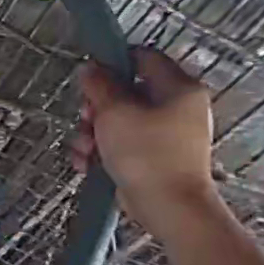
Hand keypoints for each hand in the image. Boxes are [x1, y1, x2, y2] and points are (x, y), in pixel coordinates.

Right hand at [72, 46, 222, 238]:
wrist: (168, 207)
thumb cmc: (146, 155)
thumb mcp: (115, 113)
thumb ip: (100, 86)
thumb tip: (91, 69)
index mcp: (178, 88)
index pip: (143, 57)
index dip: (113, 62)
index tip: (89, 77)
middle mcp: (176, 107)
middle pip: (125, 92)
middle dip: (96, 107)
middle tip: (86, 119)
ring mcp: (165, 134)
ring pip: (118, 120)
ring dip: (92, 133)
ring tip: (85, 149)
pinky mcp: (153, 157)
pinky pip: (121, 143)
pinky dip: (101, 151)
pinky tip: (87, 164)